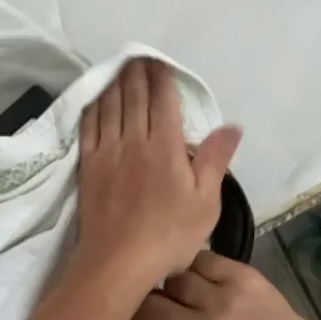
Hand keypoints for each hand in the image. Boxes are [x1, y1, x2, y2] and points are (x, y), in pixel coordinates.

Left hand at [72, 59, 240, 286]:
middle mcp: (135, 139)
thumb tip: (232, 125)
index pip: (163, 101)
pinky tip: (95, 98)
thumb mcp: (205, 202)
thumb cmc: (169, 235)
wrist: (118, 262)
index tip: (161, 62)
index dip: (162, 78)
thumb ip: (215, 159)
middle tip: (139, 57)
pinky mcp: (88, 163)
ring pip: (110, 105)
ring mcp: (108, 150)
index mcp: (165, 146)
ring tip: (120, 68)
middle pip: (134, 96)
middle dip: (137, 73)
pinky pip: (89, 124)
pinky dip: (94, 105)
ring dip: (115, 83)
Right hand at [122, 251, 320, 319]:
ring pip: (170, 278)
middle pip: (147, 306)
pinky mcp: (239, 275)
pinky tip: (194, 275)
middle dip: (140, 305)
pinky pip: (198, 259)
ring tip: (174, 291)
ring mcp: (222, 300)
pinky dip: (191, 266)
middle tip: (143, 304)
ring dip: (167, 285)